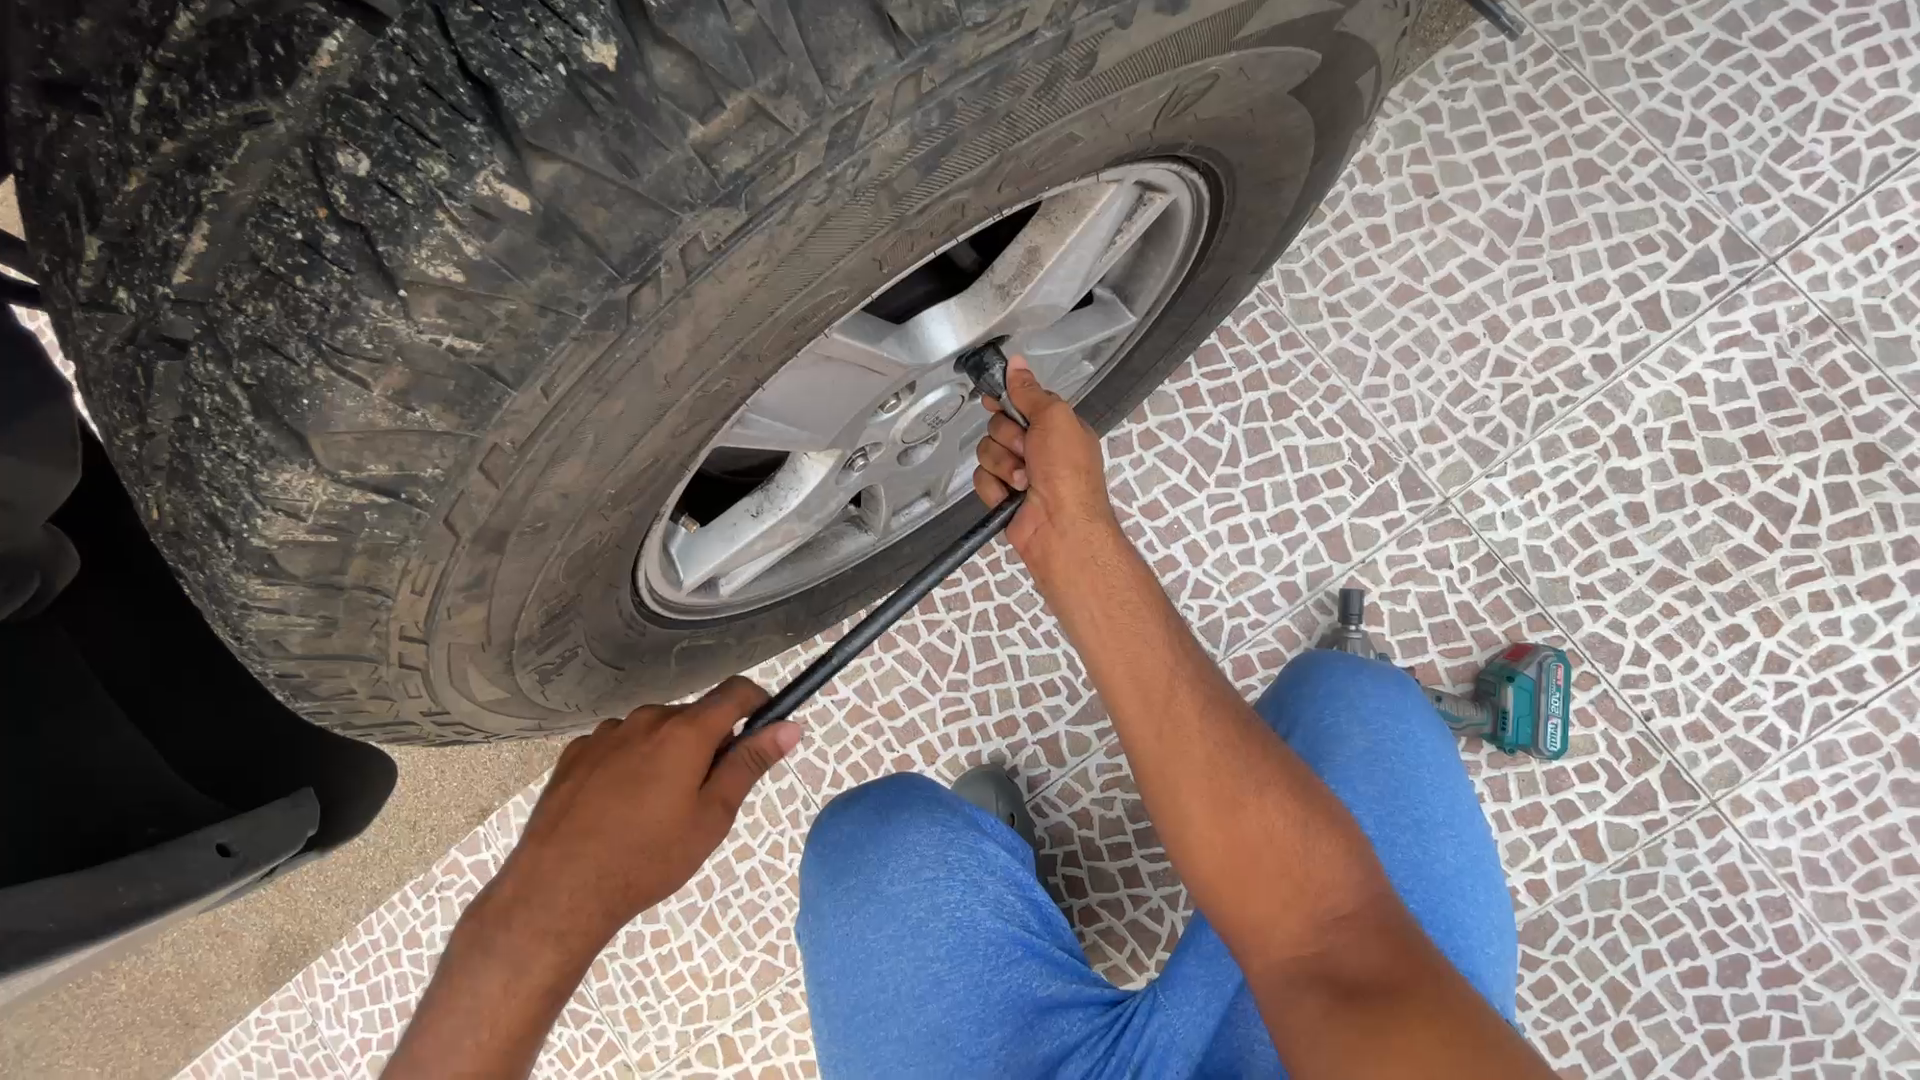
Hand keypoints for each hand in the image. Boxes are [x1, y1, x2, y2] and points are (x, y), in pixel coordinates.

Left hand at [494, 677, 800, 937]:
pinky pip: (619, 746)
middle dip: (709, 744)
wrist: (557, 892)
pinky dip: (630, 764)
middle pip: (695, 716)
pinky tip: (618, 808)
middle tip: (702, 799)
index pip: (736, 691)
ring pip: (655, 732)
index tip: (762, 735)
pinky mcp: (574, 754)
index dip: (758, 705)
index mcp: (685, 731)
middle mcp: (646, 719)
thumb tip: (790, 726)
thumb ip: (750, 764)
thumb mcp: (713, 816)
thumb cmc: (648, 857)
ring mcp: (605, 734)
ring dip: (668, 754)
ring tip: (654, 811)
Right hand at [971, 354, 1119, 568]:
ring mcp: (1019, 473)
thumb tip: (1016, 362)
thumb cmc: (1067, 471)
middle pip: (998, 426)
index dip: (1005, 401)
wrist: (1060, 526)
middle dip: (1008, 439)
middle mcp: (1038, 449)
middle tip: (1027, 452)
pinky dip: (995, 488)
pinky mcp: (1003, 496)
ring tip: (1023, 482)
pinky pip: (981, 479)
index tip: (994, 401)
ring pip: (986, 453)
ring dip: (1003, 465)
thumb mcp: (1054, 418)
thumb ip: (1030, 391)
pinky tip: (1011, 498)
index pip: (1020, 403)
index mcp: (1056, 427)